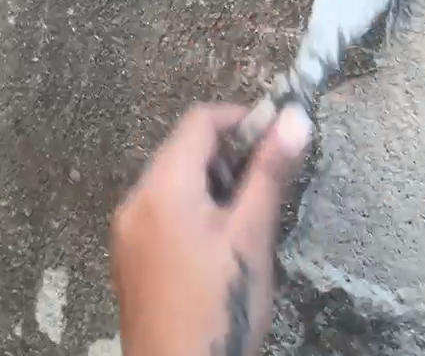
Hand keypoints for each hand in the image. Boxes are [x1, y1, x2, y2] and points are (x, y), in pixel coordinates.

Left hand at [111, 103, 311, 355]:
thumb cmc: (220, 306)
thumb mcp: (252, 235)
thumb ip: (271, 170)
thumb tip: (296, 117)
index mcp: (162, 187)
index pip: (200, 120)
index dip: (241, 119)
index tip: (276, 139)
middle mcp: (135, 201)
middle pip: (185, 148)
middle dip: (230, 154)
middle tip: (266, 181)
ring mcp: (127, 233)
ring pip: (175, 180)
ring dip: (214, 182)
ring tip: (248, 216)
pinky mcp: (130, 260)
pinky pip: (162, 210)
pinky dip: (193, 207)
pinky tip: (220, 242)